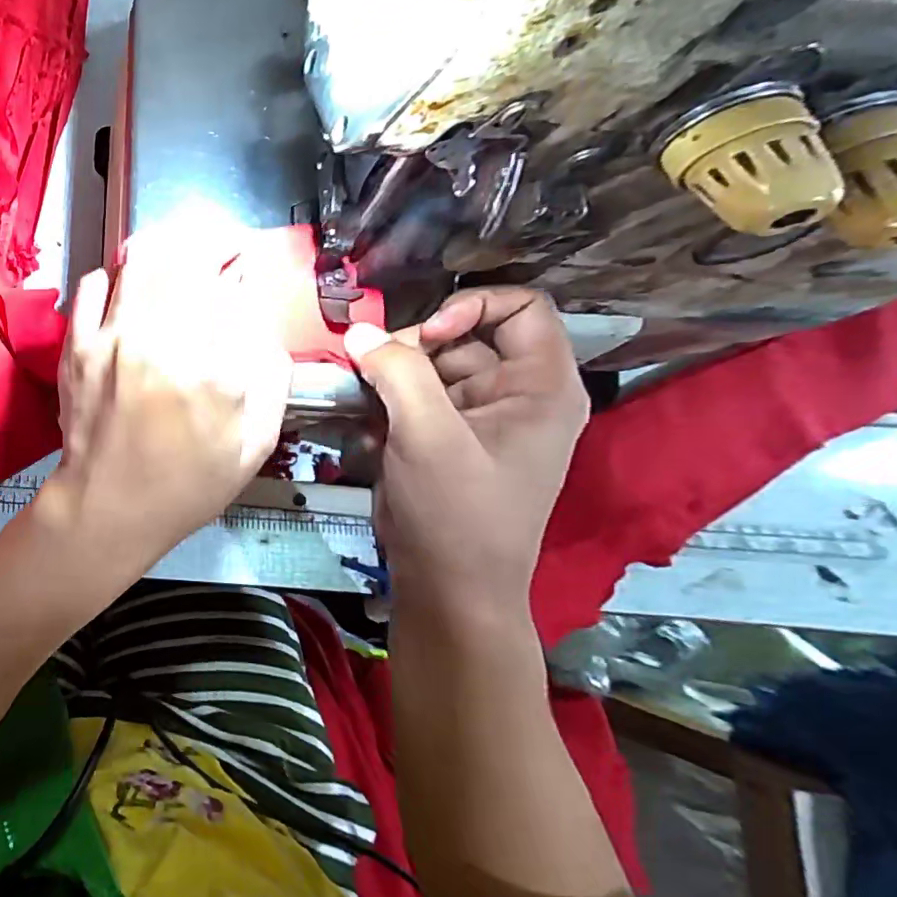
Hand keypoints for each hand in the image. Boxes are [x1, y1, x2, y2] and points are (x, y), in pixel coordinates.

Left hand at [41, 227, 293, 578]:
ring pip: (141, 259)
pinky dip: (115, 277)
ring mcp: (112, 342)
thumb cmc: (188, 483)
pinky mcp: (76, 346)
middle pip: (189, 257)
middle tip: (217, 249)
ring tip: (176, 259)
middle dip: (210, 242)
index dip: (243, 274)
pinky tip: (128, 293)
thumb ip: (271, 376)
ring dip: (165, 249)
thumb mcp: (256, 444)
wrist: (108, 506)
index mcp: (216, 375)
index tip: (242, 274)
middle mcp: (163, 346)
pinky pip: (93, 284)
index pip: (237, 292)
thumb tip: (259, 319)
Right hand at [344, 287, 587, 620]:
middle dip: (413, 347)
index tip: (424, 339)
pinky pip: (414, 400)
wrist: (447, 588)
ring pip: (430, 368)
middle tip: (373, 373)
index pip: (521, 307)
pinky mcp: (443, 441)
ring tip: (362, 398)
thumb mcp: (428, 436)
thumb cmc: (456, 513)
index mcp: (540, 387)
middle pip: (464, 336)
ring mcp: (476, 420)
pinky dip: (387, 404)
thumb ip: (396, 373)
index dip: (469, 308)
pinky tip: (368, 427)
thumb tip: (357, 332)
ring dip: (391, 377)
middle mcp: (514, 395)